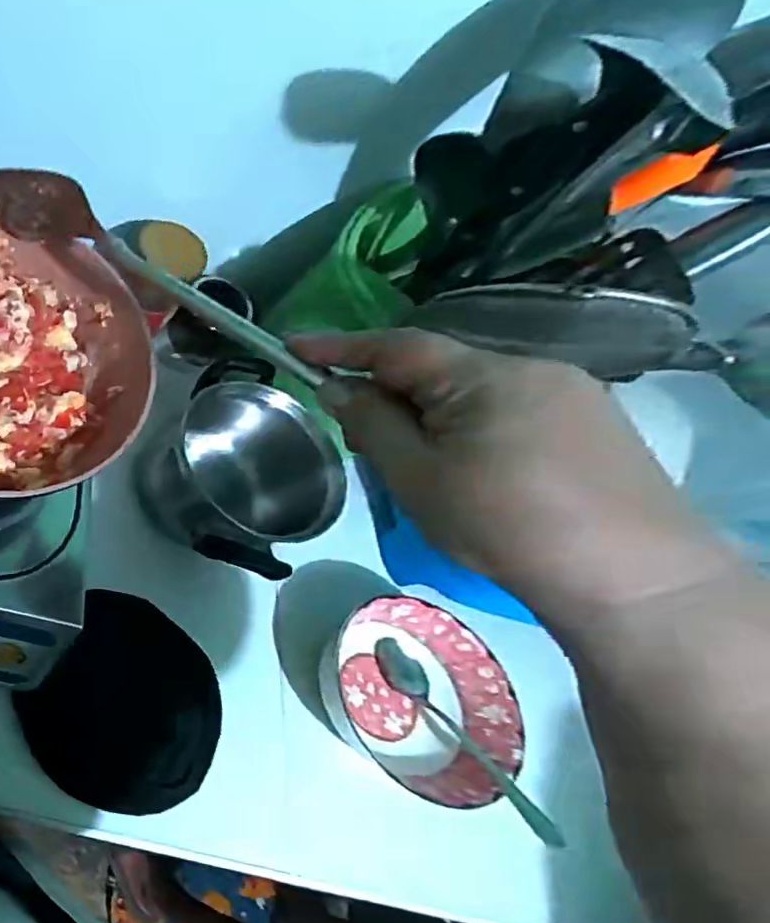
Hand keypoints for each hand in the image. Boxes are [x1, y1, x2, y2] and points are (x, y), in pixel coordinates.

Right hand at [292, 330, 735, 617]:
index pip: (398, 347)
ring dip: (422, 411)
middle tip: (352, 435)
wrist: (629, 576)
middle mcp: (534, 370)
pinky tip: (455, 462)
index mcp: (489, 377)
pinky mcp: (587, 423)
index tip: (291, 346)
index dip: (339, 346)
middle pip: (434, 367)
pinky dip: (459, 423)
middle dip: (384, 391)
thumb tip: (339, 387)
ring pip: (466, 390)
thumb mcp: (413, 473)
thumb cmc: (501, 521)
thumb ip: (369, 422)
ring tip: (402, 458)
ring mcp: (570, 395)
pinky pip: (500, 407)